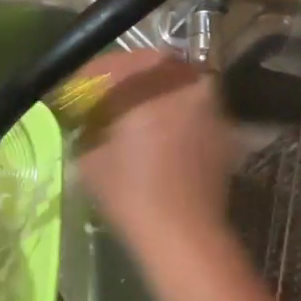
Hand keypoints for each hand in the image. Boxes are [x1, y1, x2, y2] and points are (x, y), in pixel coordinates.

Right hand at [75, 49, 231, 240]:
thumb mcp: (89, 156)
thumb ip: (88, 127)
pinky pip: (192, 113)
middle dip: (128, 80)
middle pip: (153, 68)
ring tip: (132, 120)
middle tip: (105, 100)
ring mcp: (213, 107)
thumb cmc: (130, 191)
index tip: (75, 90)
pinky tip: (157, 140)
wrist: (183, 235)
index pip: (117, 65)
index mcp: (153, 83)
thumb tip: (88, 118)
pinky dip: (174, 118)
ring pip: (177, 89)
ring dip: (154, 97)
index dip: (91, 76)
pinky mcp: (224, 133)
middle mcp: (189, 84)